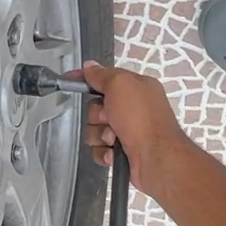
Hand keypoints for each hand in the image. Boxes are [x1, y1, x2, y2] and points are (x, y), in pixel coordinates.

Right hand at [80, 61, 197, 195]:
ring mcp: (128, 132)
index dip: (88, 79)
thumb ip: (102, 75)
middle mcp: (133, 109)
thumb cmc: (140, 118)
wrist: (155, 159)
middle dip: (97, 115)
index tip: (69, 79)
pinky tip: (114, 154)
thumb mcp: (120, 85)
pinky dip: (104, 152)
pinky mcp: (122, 153)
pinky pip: (100, 149)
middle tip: (108, 119)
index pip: (106, 79)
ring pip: (95, 130)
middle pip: (96, 107)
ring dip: (100, 135)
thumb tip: (89, 66)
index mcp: (137, 88)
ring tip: (114, 139)